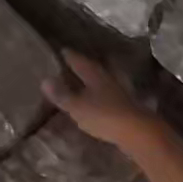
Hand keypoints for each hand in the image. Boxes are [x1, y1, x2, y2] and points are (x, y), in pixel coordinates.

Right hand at [43, 50, 164, 151]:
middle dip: (83, 66)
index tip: (62, 50)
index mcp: (95, 75)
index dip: (70, 56)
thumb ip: (62, 94)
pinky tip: (97, 101)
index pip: (79, 61)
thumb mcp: (77, 106)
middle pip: (93, 69)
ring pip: (102, 82)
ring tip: (83, 81)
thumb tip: (45, 79)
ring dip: (93, 81)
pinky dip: (100, 96)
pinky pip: (108, 96)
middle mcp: (108, 79)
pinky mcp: (125, 107)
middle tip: (72, 63)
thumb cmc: (104, 116)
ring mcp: (119, 93)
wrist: (137, 131)